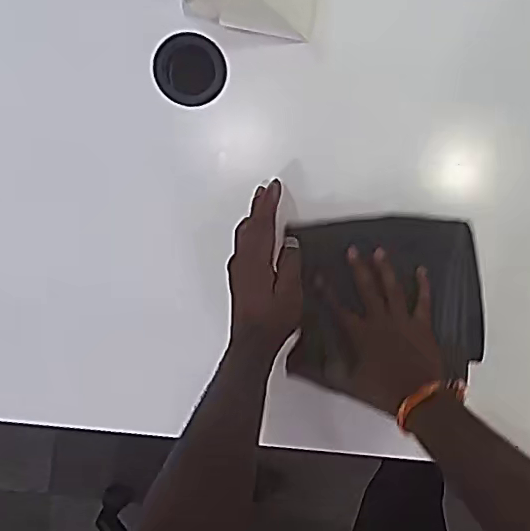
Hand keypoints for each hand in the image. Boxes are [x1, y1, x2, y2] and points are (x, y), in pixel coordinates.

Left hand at [227, 180, 301, 355]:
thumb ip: (290, 263)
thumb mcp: (291, 290)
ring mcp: (239, 270)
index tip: (274, 187)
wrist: (252, 342)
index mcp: (256, 260)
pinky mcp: (239, 279)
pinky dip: (250, 233)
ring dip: (253, 218)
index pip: (262, 223)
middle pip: (249, 226)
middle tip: (266, 191)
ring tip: (260, 206)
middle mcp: (243, 262)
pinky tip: (255, 236)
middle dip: (258, 206)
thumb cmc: (272, 319)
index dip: (269, 203)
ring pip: (244, 235)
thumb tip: (289, 243)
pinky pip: (243, 245)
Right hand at [305, 246, 446, 413]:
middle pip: (366, 289)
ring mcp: (403, 321)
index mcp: (361, 335)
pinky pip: (422, 300)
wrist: (418, 398)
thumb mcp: (349, 384)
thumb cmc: (384, 392)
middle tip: (352, 251)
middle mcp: (380, 322)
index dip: (327, 292)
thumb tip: (301, 367)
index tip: (320, 276)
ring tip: (379, 252)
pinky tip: (421, 271)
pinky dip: (422, 285)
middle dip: (358, 268)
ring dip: (385, 269)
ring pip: (392, 289)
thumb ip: (326, 370)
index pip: (339, 308)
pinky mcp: (422, 325)